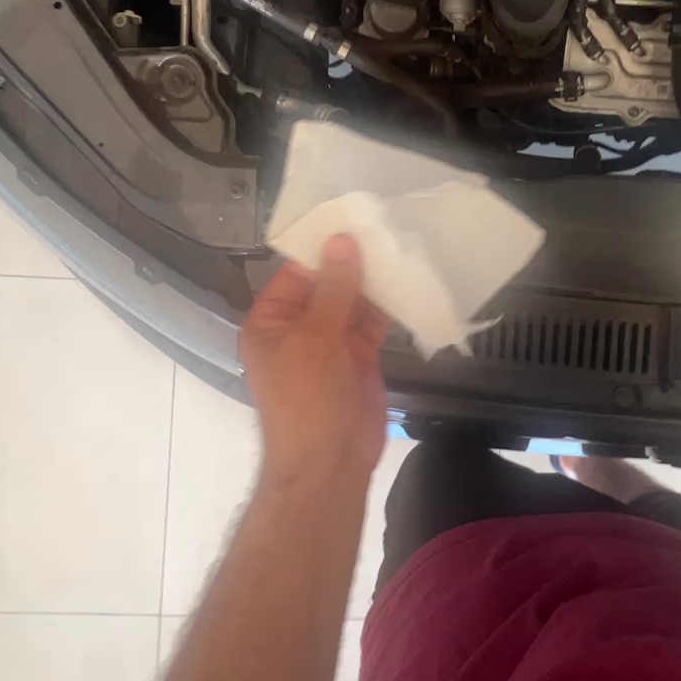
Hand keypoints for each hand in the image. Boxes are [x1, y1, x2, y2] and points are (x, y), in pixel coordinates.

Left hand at [240, 235, 390, 487]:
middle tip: (385, 223)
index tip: (353, 216)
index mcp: (272, 321)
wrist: (330, 463)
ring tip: (402, 244)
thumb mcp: (315, 338)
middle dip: (354, 260)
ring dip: (374, 280)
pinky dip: (388, 304)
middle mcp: (299, 327)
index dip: (323, 246)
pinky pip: (373, 321)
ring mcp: (330, 342)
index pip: (297, 272)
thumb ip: (333, 288)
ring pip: (353, 300)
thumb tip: (342, 241)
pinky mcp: (359, 355)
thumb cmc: (307, 400)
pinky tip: (408, 280)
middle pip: (328, 283)